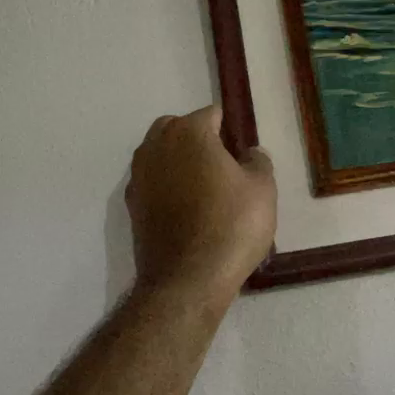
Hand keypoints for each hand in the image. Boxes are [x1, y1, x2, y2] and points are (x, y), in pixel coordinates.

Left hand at [126, 105, 276, 296]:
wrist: (187, 280)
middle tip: (223, 165)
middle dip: (198, 139)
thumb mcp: (262, 189)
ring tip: (206, 189)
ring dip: (179, 162)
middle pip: (177, 128)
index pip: (211, 114)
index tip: (243, 152)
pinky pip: (153, 183)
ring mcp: (138, 176)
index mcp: (188, 133)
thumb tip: (248, 153)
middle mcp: (156, 146)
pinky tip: (187, 210)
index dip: (230, 129)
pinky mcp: (132, 206)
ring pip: (160, 154)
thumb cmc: (231, 226)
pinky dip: (167, 187)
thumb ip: (257, 161)